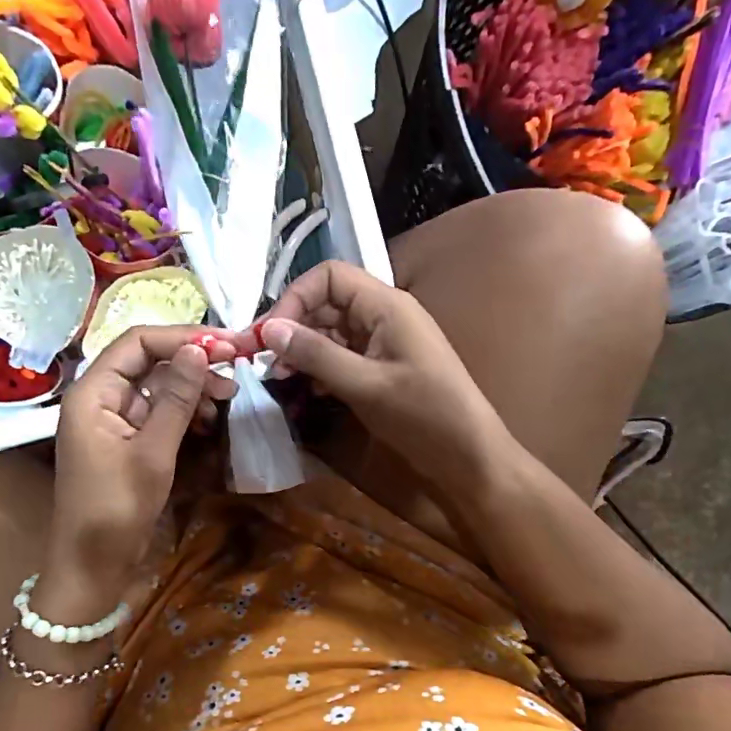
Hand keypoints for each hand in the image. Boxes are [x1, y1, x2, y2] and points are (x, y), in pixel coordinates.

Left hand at [50, 326, 236, 586]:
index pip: (138, 342)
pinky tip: (208, 419)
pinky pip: (157, 411)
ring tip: (228, 397)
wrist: (93, 563)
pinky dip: (183, 410)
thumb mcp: (153, 452)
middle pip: (148, 360)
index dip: (183, 338)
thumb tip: (200, 351)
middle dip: (192, 361)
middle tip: (237, 368)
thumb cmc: (116, 508)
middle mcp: (100, 397)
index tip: (227, 346)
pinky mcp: (126, 439)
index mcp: (93, 392)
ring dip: (192, 386)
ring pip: (157, 385)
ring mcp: (113, 419)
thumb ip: (176, 399)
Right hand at [238, 261, 511, 494]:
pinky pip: (344, 357)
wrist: (468, 454)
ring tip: (280, 378)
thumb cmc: (424, 414)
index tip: (269, 335)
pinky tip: (309, 391)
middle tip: (262, 360)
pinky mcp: (384, 369)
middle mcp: (384, 315)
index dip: (294, 298)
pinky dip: (322, 368)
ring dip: (304, 350)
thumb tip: (270, 330)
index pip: (329, 276)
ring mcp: (385, 343)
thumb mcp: (366, 385)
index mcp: (386, 305)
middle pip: (327, 303)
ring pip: (333, 332)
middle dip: (293, 326)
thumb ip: (317, 355)